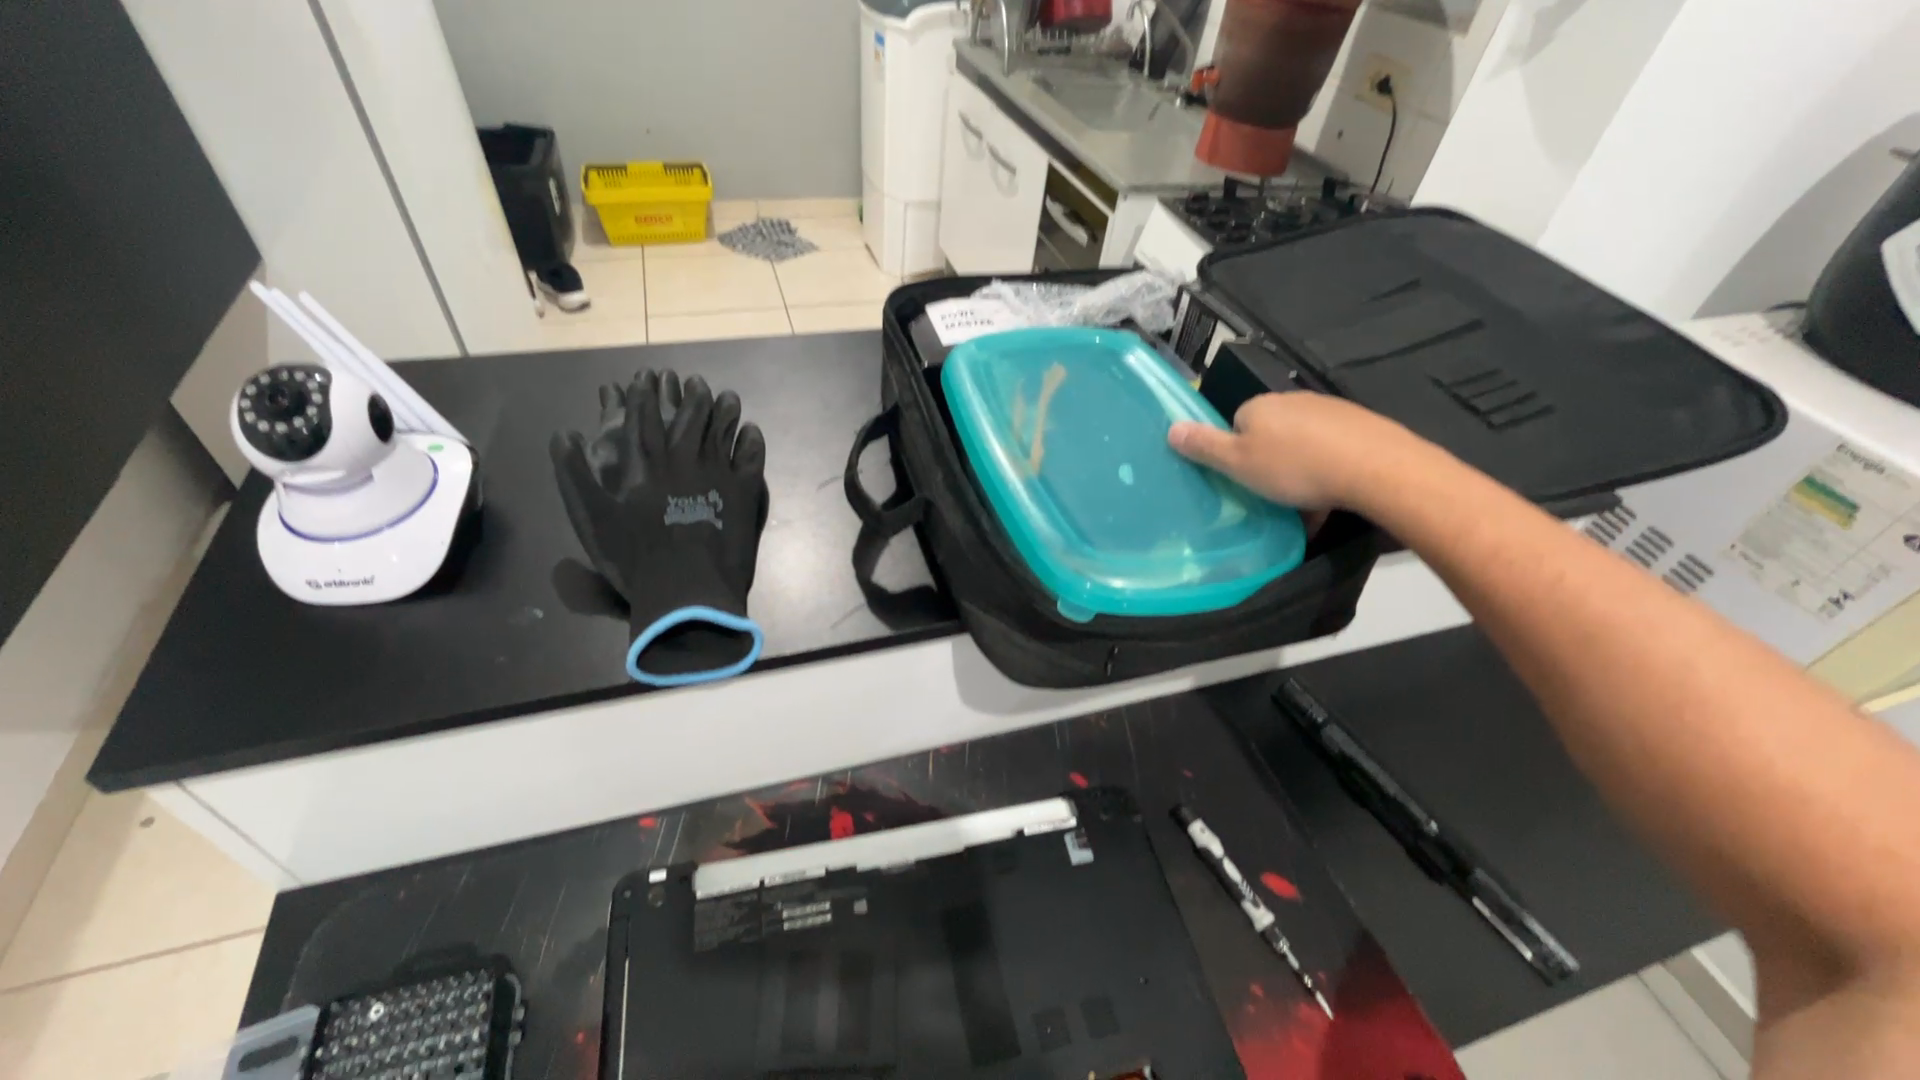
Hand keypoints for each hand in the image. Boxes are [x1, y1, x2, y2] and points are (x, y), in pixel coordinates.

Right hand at [1168, 391, 1427, 512]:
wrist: (1374, 467)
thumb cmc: (1295, 468)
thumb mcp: (1238, 464)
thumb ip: (1205, 447)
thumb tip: (1171, 428)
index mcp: (1258, 406)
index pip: (1235, 424)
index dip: (1236, 453)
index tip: (1244, 478)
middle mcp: (1291, 400)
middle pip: (1269, 432)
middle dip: (1269, 458)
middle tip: (1272, 491)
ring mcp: (1328, 409)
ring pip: (1301, 440)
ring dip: (1299, 464)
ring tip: (1305, 497)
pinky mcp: (1359, 424)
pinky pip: (1331, 447)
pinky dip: (1328, 466)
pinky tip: (1333, 490)